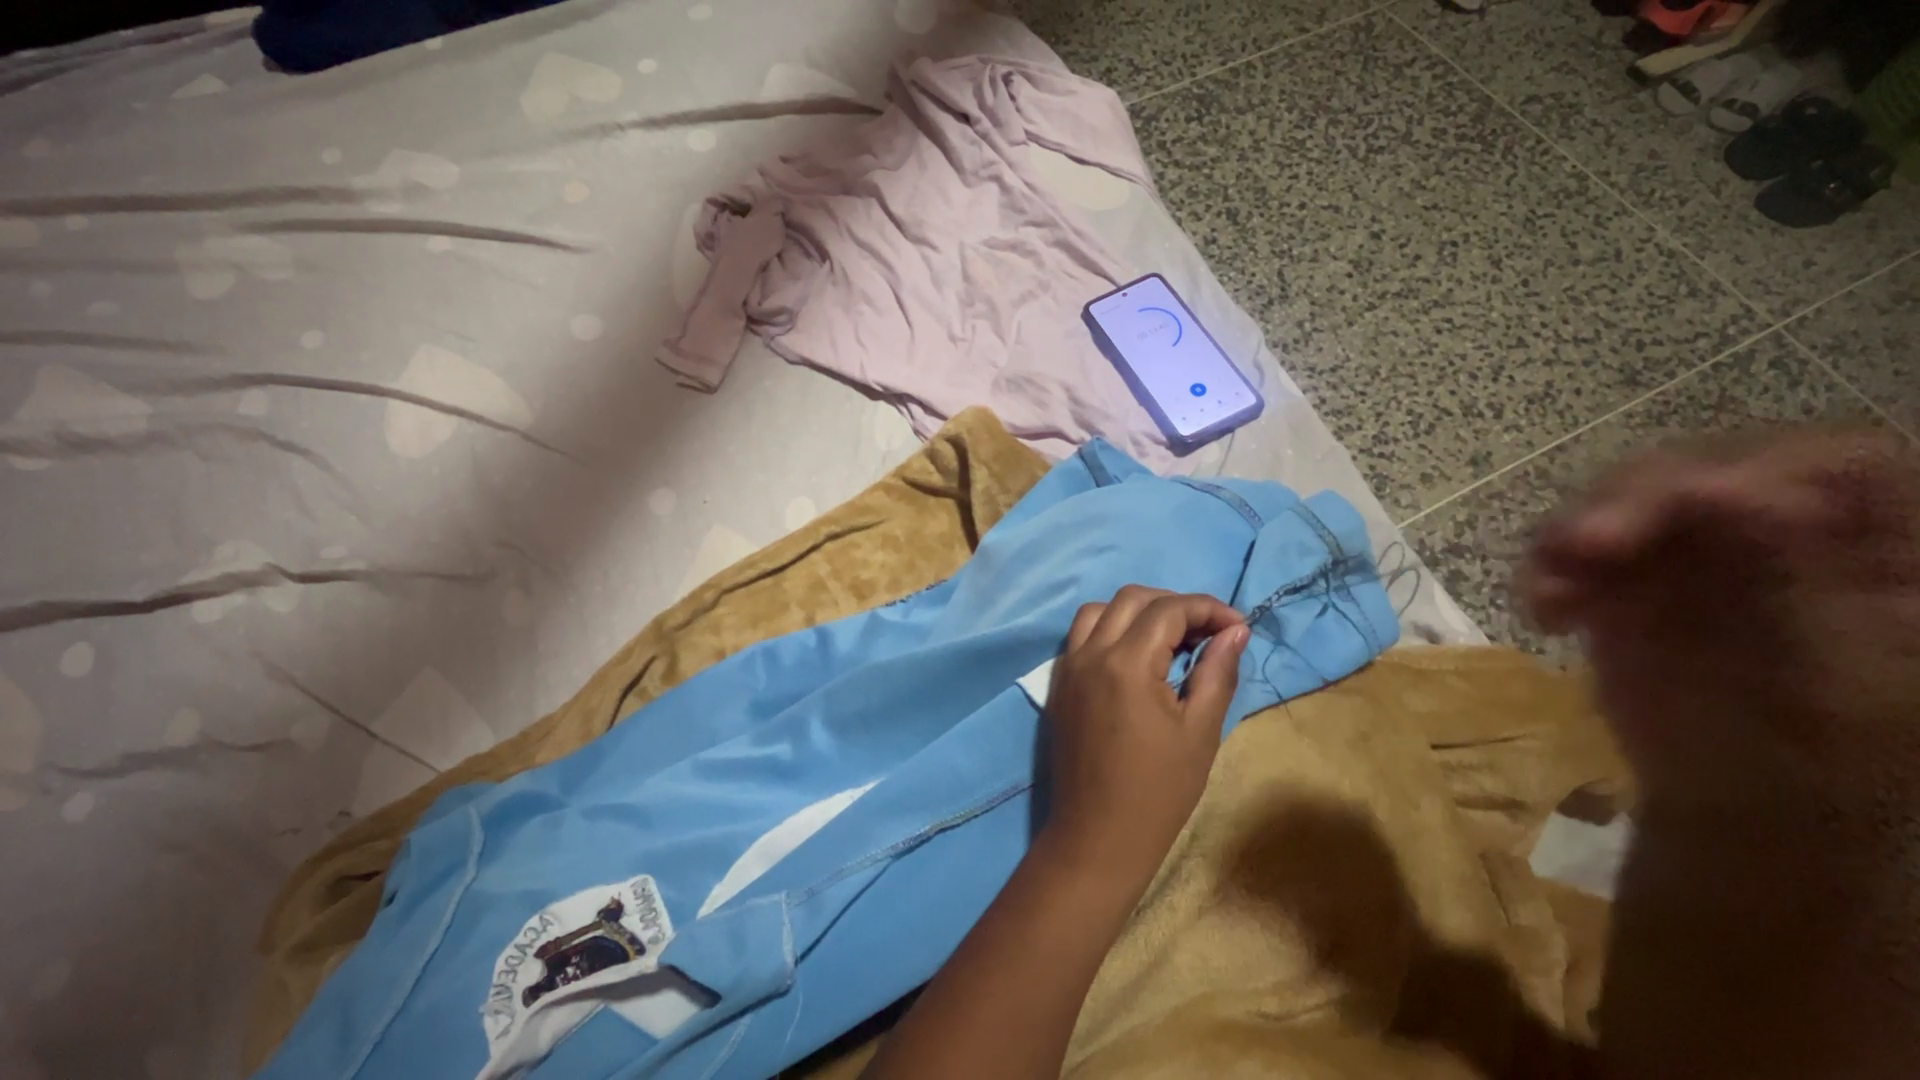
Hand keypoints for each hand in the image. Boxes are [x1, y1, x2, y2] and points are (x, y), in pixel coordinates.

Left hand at [1040, 586, 1248, 885]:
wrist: (1098, 835)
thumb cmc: (1158, 790)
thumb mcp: (1200, 731)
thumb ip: (1217, 672)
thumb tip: (1235, 631)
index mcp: (1126, 663)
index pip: (1169, 609)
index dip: (1208, 609)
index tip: (1238, 627)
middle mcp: (1090, 653)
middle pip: (1132, 599)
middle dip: (1175, 604)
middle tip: (1208, 632)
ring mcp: (1067, 668)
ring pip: (1098, 611)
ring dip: (1137, 612)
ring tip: (1170, 639)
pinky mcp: (1058, 685)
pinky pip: (1080, 637)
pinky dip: (1109, 630)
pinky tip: (1134, 657)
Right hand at [1519, 428, 1919, 805]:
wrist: (1743, 820)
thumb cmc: (1822, 769)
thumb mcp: (1839, 685)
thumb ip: (1801, 587)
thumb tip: (1746, 494)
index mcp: (1877, 545)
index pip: (1834, 465)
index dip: (1764, 467)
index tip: (1696, 502)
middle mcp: (1783, 528)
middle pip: (1706, 470)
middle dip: (1635, 500)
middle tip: (1585, 544)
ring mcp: (1697, 550)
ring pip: (1627, 501)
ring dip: (1575, 535)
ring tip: (1546, 589)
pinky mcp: (1627, 578)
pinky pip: (1574, 550)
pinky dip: (1548, 571)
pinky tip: (1542, 611)